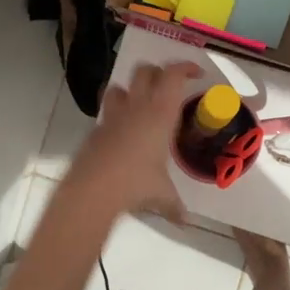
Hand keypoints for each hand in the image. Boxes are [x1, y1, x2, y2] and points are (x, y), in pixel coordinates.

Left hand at [62, 61, 201, 218]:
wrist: (93, 189)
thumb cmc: (136, 184)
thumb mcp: (162, 195)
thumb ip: (174, 205)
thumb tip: (184, 221)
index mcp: (160, 114)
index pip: (173, 75)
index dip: (185, 67)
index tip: (196, 73)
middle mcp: (136, 107)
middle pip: (144, 71)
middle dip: (156, 72)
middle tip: (167, 86)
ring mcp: (112, 116)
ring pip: (118, 86)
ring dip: (129, 90)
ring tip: (140, 104)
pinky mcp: (95, 130)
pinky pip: (106, 114)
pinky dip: (115, 117)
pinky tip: (121, 135)